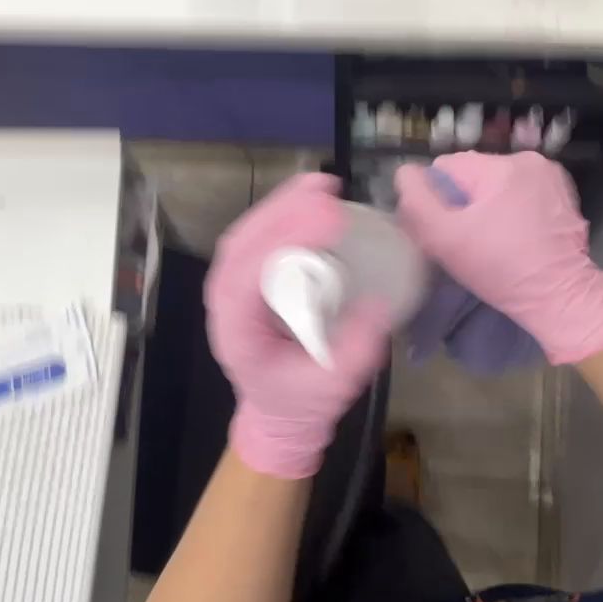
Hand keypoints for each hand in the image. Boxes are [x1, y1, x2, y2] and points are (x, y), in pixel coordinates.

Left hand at [206, 173, 392, 478]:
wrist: (279, 415)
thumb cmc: (302, 402)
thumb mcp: (335, 385)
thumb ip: (355, 351)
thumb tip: (377, 304)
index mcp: (237, 332)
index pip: (249, 276)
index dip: (284, 240)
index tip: (328, 219)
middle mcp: (225, 304)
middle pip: (243, 244)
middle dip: (283, 211)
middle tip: (328, 192)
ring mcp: (231, 289)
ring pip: (247, 235)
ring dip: (281, 206)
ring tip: (322, 186)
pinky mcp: (246, 281)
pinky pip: (257, 239)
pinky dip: (281, 215)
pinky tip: (311, 200)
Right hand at [394, 151, 602, 364]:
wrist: (559, 297)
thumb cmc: (500, 269)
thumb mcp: (445, 238)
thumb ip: (417, 201)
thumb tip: (405, 173)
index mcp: (501, 166)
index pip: (446, 166)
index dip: (436, 198)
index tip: (444, 230)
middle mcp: (529, 160)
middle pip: (472, 174)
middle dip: (463, 203)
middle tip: (465, 240)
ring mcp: (550, 177)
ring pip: (495, 185)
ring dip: (485, 207)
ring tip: (489, 241)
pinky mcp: (563, 196)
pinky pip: (520, 194)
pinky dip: (510, 211)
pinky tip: (512, 237)